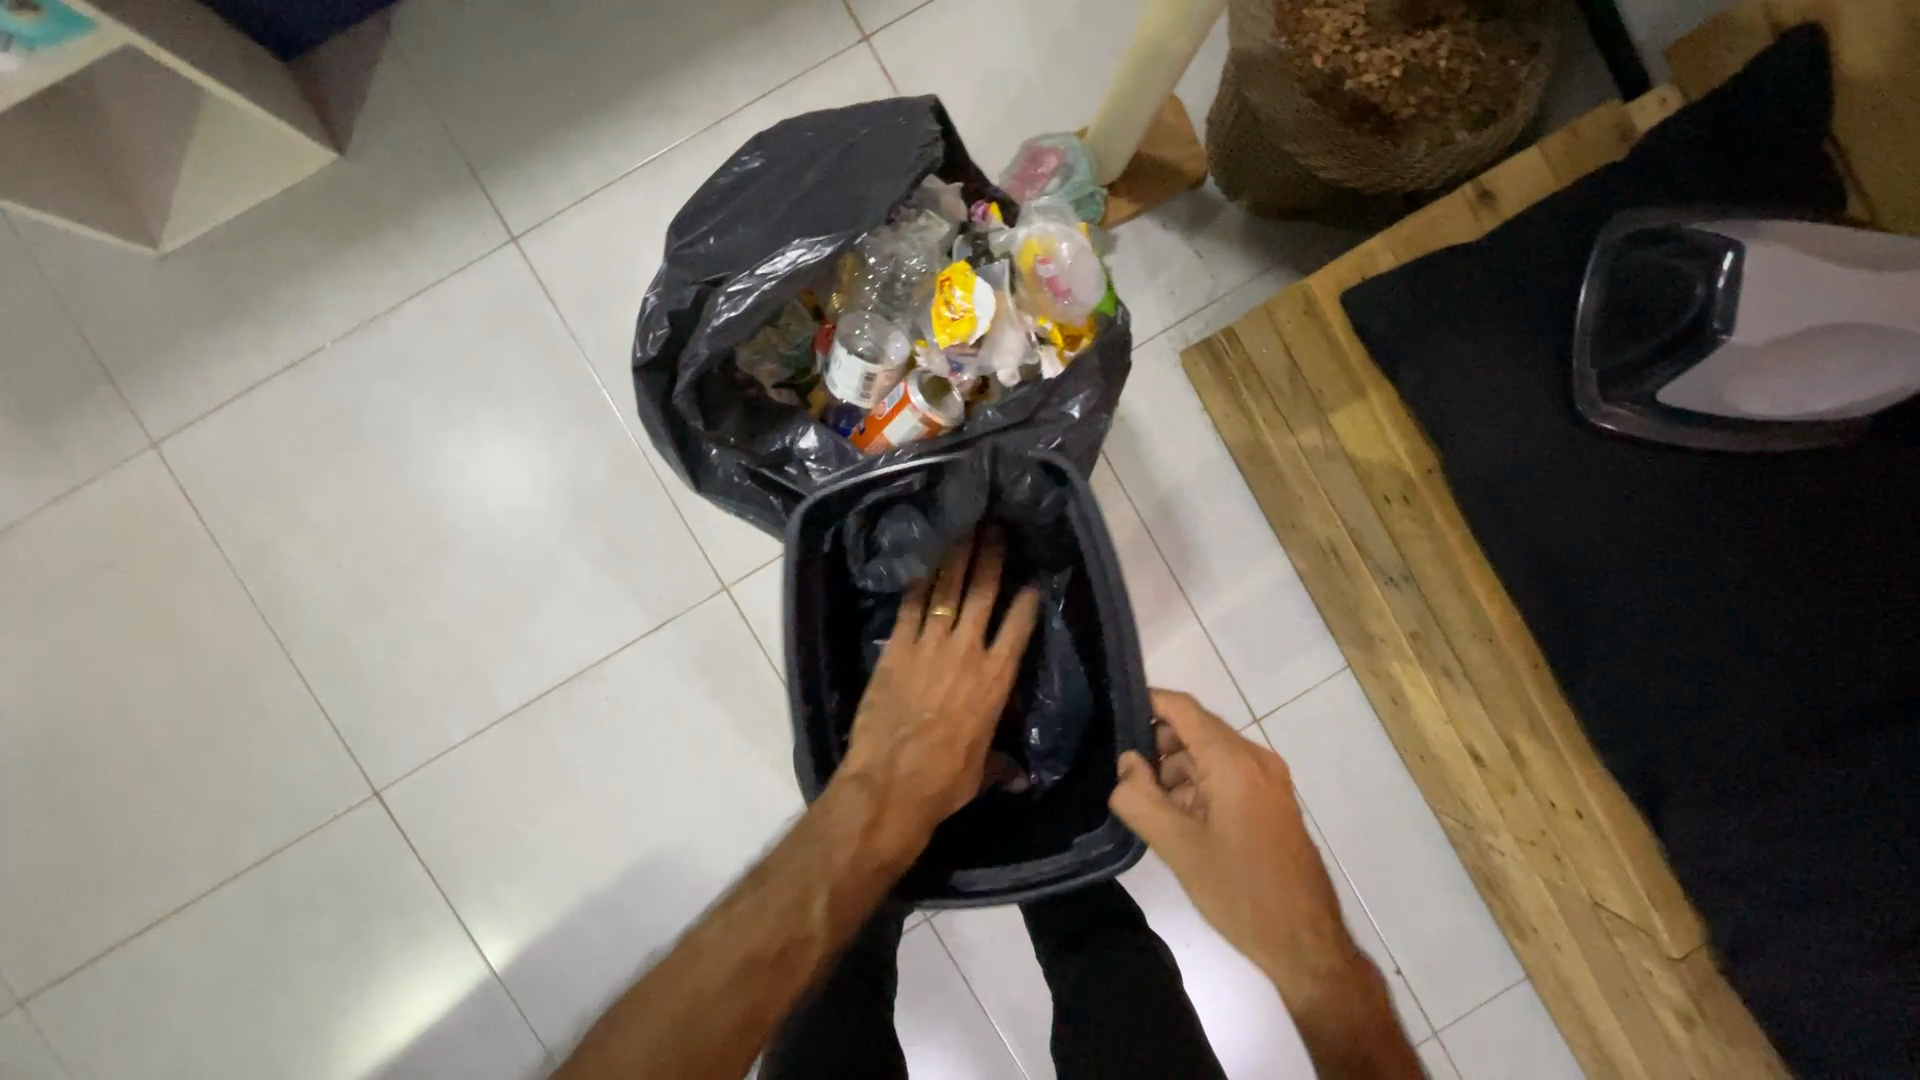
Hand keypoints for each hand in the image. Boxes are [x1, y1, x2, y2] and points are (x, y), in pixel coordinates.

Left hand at [838, 529, 1041, 847]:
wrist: (891, 782)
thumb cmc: (945, 781)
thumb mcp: (982, 771)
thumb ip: (1000, 762)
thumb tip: (1020, 778)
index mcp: (997, 678)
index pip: (1020, 625)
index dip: (1028, 599)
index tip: (1033, 580)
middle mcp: (968, 651)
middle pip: (984, 593)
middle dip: (991, 557)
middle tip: (995, 529)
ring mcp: (930, 645)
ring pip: (948, 589)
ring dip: (957, 558)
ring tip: (965, 532)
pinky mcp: (897, 648)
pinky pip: (911, 606)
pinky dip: (918, 583)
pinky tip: (923, 564)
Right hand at [1109, 690, 1363, 1007]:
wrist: (1306, 944)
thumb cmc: (1240, 891)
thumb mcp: (1177, 847)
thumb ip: (1139, 798)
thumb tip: (1125, 763)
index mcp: (1234, 762)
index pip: (1183, 708)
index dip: (1146, 703)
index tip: (1110, 714)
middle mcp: (1256, 759)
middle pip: (1195, 729)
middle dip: (1157, 746)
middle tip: (1123, 776)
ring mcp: (1269, 780)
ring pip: (1209, 754)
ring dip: (1176, 770)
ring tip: (1149, 806)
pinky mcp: (1272, 801)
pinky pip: (1226, 774)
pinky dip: (1198, 785)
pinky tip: (1179, 820)